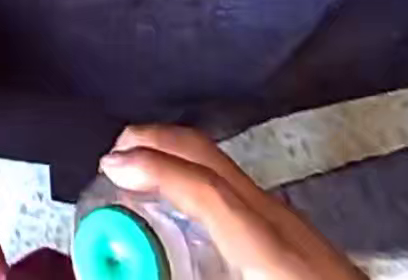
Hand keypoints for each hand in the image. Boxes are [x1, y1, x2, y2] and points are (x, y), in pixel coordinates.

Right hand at [99, 125, 363, 279]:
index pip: (203, 186)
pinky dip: (191, 178)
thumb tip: (136, 269)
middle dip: (150, 141)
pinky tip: (182, 209)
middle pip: (207, 154)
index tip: (108, 167)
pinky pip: (231, 185)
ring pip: (218, 164)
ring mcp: (294, 226)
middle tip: (111, 156)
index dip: (149, 167)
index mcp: (274, 252)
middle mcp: (283, 225)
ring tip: (137, 175)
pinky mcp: (299, 238)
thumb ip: (184, 274)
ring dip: (169, 156)